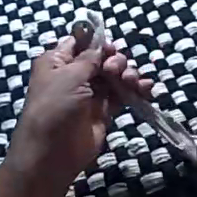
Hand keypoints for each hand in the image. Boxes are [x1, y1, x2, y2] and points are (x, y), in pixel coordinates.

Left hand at [3, 37, 149, 193]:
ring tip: (132, 82)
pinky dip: (135, 90)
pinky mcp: (104, 111)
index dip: (98, 43)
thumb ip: (89, 58)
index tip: (110, 48)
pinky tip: (145, 89)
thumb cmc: (55, 107)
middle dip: (115, 60)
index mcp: (58, 61)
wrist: (52, 153)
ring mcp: (90, 94)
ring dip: (128, 74)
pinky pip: (122, 94)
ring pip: (115, 75)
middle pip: (102, 58)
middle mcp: (74, 75)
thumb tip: (100, 45)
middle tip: (115, 71)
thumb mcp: (69, 76)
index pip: (81, 43)